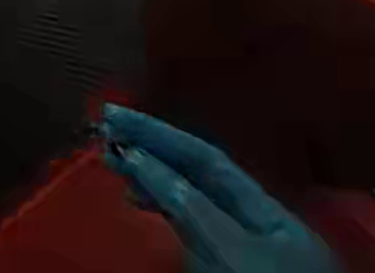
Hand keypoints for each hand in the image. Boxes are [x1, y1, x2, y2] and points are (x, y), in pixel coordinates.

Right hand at [99, 104, 335, 272]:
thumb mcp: (234, 252)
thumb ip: (189, 205)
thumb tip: (138, 157)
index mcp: (270, 212)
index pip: (205, 157)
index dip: (158, 133)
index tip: (113, 117)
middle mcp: (258, 223)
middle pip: (197, 173)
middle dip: (150, 150)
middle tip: (104, 134)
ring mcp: (244, 249)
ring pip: (189, 196)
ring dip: (149, 175)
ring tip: (113, 162)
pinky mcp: (226, 269)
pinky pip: (187, 224)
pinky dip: (159, 206)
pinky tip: (139, 200)